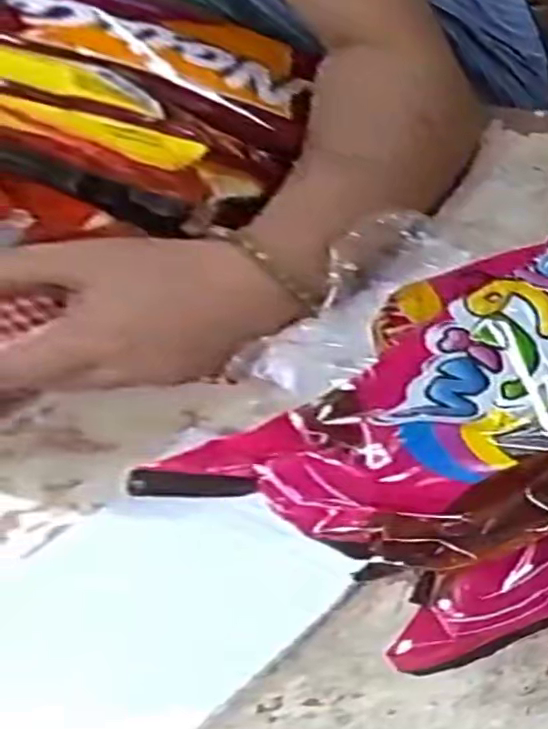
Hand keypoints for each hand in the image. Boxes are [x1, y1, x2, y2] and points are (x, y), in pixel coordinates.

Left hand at [0, 236, 306, 391]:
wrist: (256, 289)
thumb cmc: (164, 269)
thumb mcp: (72, 259)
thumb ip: (8, 274)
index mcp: (85, 348)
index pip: (8, 373)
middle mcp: (118, 376)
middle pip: (46, 384)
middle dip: (16, 370)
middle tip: (7, 345)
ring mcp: (155, 381)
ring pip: (86, 384)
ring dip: (60, 370)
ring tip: (46, 344)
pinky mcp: (182, 377)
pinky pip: (124, 380)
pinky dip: (101, 368)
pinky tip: (104, 346)